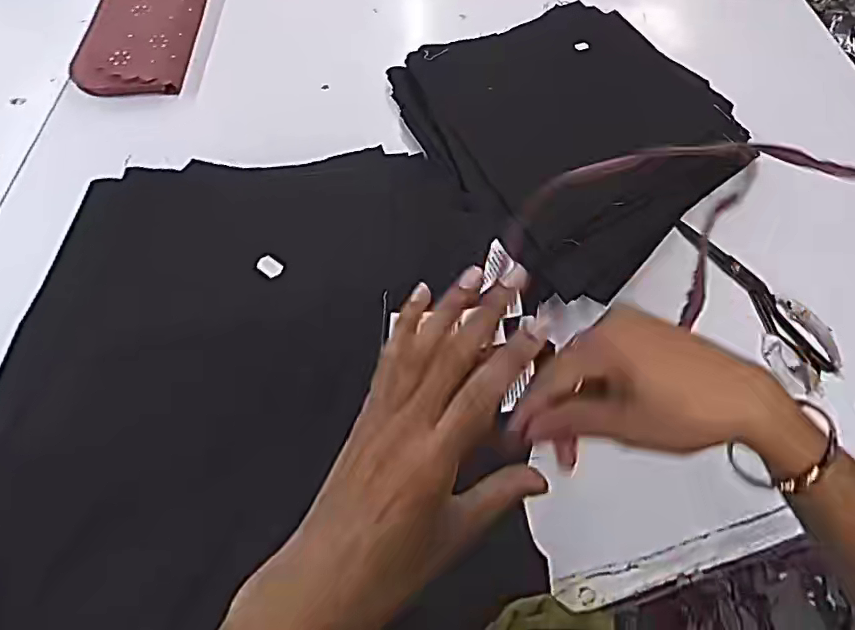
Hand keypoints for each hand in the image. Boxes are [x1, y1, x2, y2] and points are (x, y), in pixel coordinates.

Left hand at [222, 267, 548, 629]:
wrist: (319, 578)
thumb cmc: (380, 566)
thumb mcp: (453, 536)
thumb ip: (499, 496)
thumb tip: (535, 478)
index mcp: (433, 458)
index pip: (481, 392)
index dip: (513, 354)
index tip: (534, 327)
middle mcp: (406, 426)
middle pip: (452, 354)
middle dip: (486, 311)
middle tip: (509, 281)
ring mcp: (383, 414)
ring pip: (420, 346)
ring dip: (448, 306)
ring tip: (470, 276)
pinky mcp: (367, 412)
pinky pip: (388, 358)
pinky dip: (405, 324)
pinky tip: (417, 301)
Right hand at [509, 308, 829, 478]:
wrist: (747, 400)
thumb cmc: (701, 407)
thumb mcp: (625, 425)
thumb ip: (573, 422)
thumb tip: (538, 424)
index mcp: (606, 338)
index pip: (551, 375)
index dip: (532, 410)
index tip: (519, 433)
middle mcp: (616, 322)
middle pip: (567, 366)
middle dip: (558, 409)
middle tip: (554, 446)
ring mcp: (632, 324)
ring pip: (586, 362)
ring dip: (578, 398)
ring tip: (581, 437)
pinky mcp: (644, 332)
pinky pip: (607, 355)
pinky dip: (599, 384)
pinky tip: (601, 411)